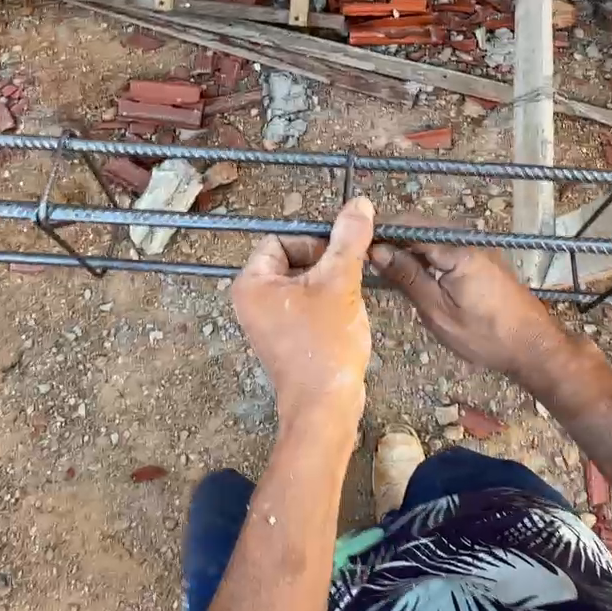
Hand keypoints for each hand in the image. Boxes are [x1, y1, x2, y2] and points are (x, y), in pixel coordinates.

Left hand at [230, 197, 376, 426]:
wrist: (325, 406)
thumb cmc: (324, 343)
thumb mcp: (340, 282)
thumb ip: (349, 239)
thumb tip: (360, 204)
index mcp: (251, 283)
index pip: (282, 240)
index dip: (313, 242)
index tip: (339, 257)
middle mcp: (252, 301)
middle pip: (294, 259)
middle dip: (325, 264)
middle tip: (347, 279)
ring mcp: (268, 322)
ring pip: (304, 282)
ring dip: (330, 284)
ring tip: (348, 300)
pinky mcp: (286, 339)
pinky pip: (306, 306)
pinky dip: (327, 305)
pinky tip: (345, 318)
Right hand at [369, 222, 571, 383]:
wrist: (534, 347)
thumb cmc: (486, 337)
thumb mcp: (438, 312)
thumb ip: (407, 277)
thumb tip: (375, 250)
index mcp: (457, 248)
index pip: (407, 226)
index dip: (377, 230)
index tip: (350, 240)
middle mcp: (467, 237)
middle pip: (417, 226)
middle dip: (387, 236)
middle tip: (359, 254)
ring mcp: (475, 244)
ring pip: (428, 235)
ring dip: (403, 245)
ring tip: (375, 262)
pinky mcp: (479, 255)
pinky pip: (442, 245)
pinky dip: (421, 253)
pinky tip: (406, 269)